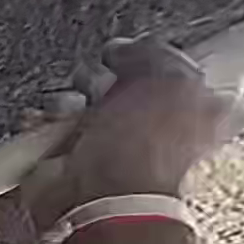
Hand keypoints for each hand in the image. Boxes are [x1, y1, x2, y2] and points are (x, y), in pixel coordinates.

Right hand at [24, 38, 239, 229]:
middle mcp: (157, 128)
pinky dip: (41, 121)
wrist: (94, 194)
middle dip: (101, 80)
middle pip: (123, 82)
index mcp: (202, 109)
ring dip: (67, 102)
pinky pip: (49, 125)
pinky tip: (43, 122)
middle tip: (98, 87)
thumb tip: (121, 48)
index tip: (130, 58)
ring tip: (67, 111)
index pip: (178, 69)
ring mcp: (111, 144)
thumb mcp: (165, 79)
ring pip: (82, 102)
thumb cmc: (143, 145)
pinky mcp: (70, 157)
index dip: (150, 60)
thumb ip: (150, 53)